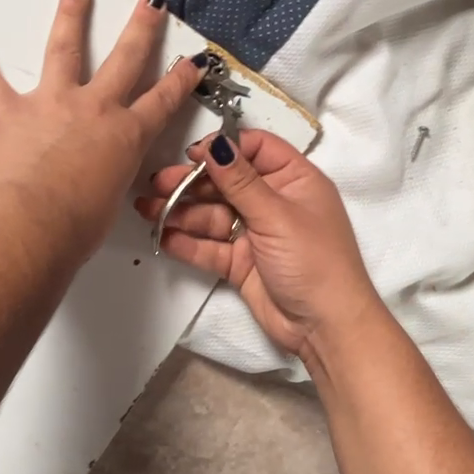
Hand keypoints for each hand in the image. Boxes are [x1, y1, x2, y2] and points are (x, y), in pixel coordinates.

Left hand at [0, 0, 201, 253]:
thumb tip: (94, 178)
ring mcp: (51, 103)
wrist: (30, 226)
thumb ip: (107, 179)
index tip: (195, 58)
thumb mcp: (109, 204)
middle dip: (142, 26)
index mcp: (126, 136)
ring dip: (71, 14)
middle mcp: (94, 109)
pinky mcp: (10, 111)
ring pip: (64, 49)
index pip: (162, 101)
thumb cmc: (75, 228)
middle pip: (126, 59)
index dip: (182, 78)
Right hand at [136, 130, 380, 357]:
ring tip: (148, 211)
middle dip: (190, 183)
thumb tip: (215, 144)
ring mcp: (254, 233)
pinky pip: (209, 246)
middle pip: (225, 182)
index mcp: (293, 180)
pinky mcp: (240, 262)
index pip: (255, 149)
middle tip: (157, 184)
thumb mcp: (277, 215)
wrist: (325, 329)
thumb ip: (240, 181)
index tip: (193, 154)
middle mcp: (272, 202)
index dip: (224, 148)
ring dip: (181, 212)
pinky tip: (163, 237)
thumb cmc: (314, 261)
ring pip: (211, 214)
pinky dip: (186, 242)